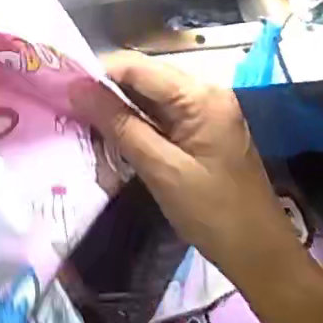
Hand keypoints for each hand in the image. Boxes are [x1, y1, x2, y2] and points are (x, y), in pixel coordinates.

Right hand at [71, 51, 291, 275]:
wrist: (260, 254)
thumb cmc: (214, 213)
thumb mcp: (160, 169)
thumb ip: (118, 124)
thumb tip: (77, 89)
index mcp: (201, 96)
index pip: (138, 67)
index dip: (97, 73)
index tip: (62, 88)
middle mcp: (205, 93)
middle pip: (143, 77)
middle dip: (105, 90)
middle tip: (67, 107)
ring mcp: (205, 111)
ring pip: (149, 96)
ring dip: (117, 107)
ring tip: (81, 120)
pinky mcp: (201, 130)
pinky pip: (160, 114)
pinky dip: (134, 122)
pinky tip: (111, 135)